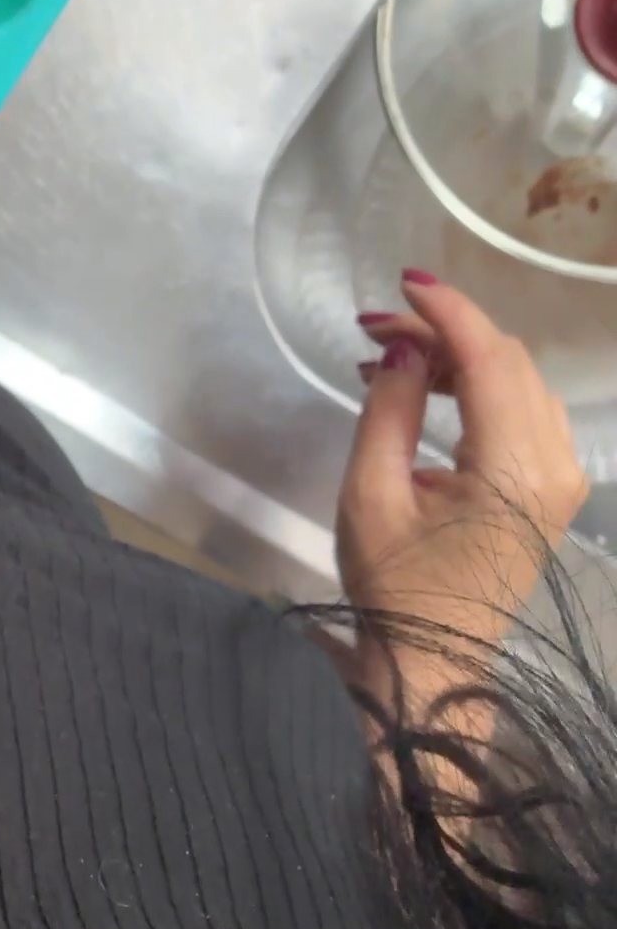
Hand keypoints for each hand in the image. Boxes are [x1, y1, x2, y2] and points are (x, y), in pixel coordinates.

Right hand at [338, 272, 587, 662]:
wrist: (431, 644)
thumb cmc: (390, 576)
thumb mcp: (368, 495)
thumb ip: (384, 417)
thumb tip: (395, 352)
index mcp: (513, 466)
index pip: (489, 363)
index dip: (448, 315)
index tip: (402, 284)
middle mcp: (557, 459)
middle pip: (508, 365)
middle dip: (443, 332)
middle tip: (370, 324)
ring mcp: (560, 471)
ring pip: (514, 383)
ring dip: (450, 358)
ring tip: (379, 356)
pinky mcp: (546, 482)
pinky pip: (513, 411)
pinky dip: (464, 388)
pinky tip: (414, 390)